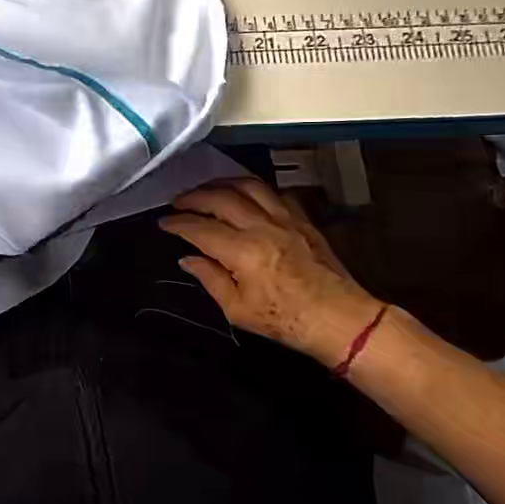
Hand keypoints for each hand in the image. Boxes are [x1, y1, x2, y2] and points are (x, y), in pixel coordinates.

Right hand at [158, 177, 384, 367]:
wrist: (340, 320)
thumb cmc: (286, 320)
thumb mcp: (236, 309)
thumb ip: (209, 279)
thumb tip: (188, 260)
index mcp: (243, 252)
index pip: (200, 228)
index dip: (177, 223)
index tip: (164, 223)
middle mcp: (264, 228)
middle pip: (221, 198)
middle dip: (193, 197)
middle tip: (178, 201)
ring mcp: (286, 221)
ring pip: (249, 186)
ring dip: (222, 183)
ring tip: (206, 189)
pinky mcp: (304, 221)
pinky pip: (276, 193)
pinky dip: (255, 189)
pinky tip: (246, 195)